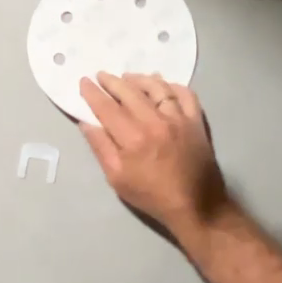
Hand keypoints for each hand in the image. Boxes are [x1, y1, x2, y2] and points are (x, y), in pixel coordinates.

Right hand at [78, 72, 228, 237]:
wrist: (197, 207)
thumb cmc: (153, 196)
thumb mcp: (117, 179)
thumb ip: (101, 148)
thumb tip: (85, 123)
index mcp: (133, 138)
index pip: (107, 107)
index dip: (93, 93)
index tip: (84, 82)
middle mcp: (155, 121)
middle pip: (129, 92)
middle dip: (112, 81)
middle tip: (101, 76)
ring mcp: (178, 119)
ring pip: (157, 88)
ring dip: (140, 79)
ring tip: (128, 77)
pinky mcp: (196, 121)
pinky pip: (185, 94)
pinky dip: (172, 86)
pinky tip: (162, 85)